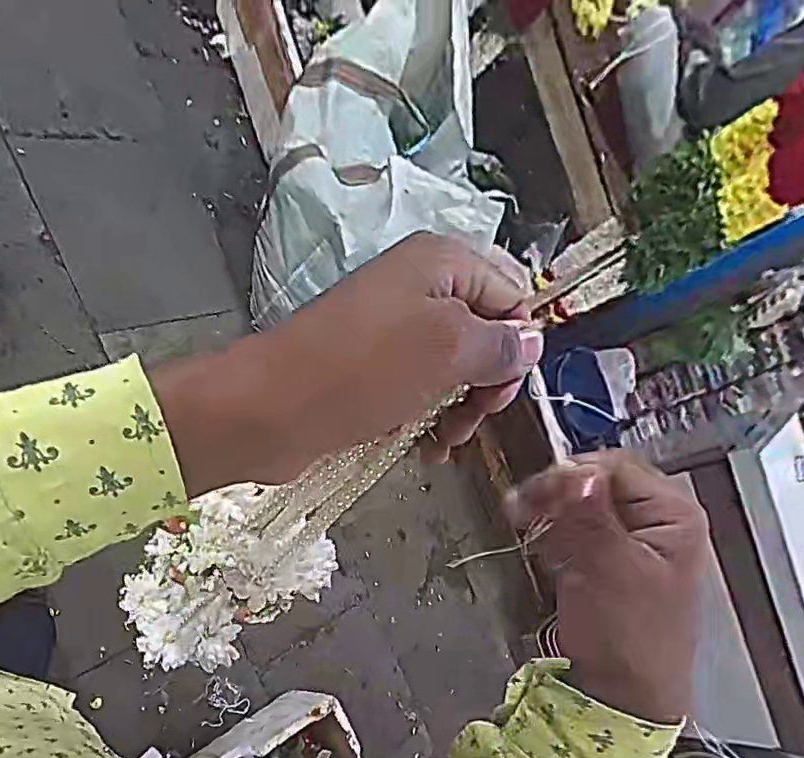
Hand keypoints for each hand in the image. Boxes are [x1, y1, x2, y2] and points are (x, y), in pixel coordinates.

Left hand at [151, 233, 542, 492]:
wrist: (270, 411)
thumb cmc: (360, 372)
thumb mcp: (447, 349)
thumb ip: (501, 343)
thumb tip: (533, 343)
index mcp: (441, 264)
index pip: (512, 295)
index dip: (517, 346)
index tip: (502, 390)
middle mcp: (420, 290)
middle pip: (486, 336)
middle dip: (486, 386)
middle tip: (470, 422)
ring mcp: (394, 332)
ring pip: (455, 371)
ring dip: (459, 412)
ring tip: (442, 443)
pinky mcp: (373, 371)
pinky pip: (421, 391)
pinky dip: (429, 420)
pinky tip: (422, 447)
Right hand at [509, 452, 709, 723]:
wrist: (621, 696)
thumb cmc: (628, 637)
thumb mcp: (608, 570)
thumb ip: (590, 517)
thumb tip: (576, 471)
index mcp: (673, 515)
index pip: (615, 469)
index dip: (571, 476)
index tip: (533, 493)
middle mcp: (655, 522)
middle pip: (599, 485)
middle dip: (557, 495)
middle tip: (520, 508)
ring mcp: (630, 543)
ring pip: (583, 507)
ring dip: (551, 513)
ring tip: (522, 524)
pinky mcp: (607, 562)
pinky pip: (577, 532)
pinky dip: (554, 533)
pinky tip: (538, 544)